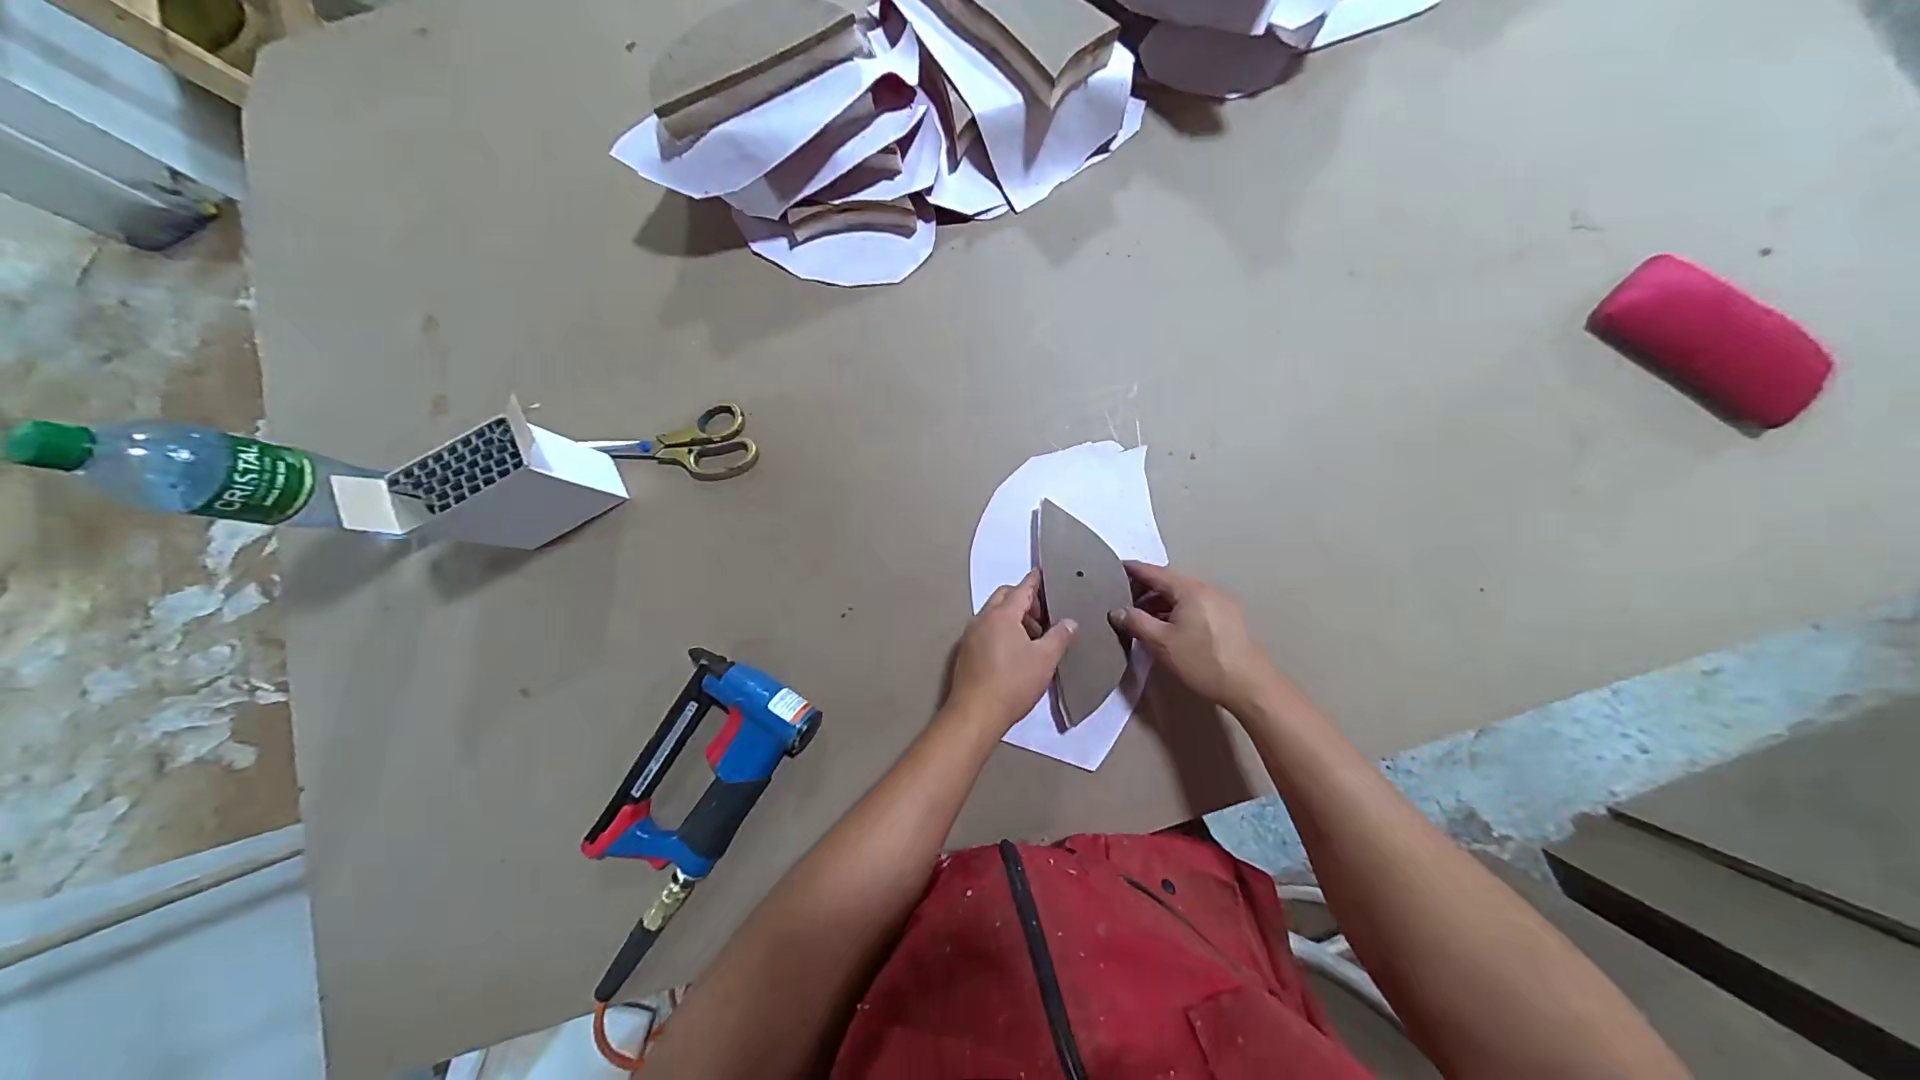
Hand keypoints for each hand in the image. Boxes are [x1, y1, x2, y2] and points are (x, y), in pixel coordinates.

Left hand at [945, 570, 1076, 731]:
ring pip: (994, 615)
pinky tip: (1015, 653)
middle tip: (1044, 616)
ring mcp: (971, 636)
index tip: (1043, 575)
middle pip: (1004, 598)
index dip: (1035, 581)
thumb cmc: (1012, 683)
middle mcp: (982, 620)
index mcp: (1002, 616)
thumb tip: (1069, 622)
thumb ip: (1059, 637)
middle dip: (1025, 601)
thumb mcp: (1045, 659)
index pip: (1021, 589)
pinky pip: (986, 631)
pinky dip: (1001, 632)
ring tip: (1033, 638)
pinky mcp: (966, 653)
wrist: (975, 713)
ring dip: (1013, 618)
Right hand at [1109, 562, 1280, 712]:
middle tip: (1122, 598)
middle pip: (1170, 581)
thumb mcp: (1161, 643)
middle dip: (1145, 587)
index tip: (1113, 568)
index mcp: (1190, 589)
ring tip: (1141, 615)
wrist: (1249, 686)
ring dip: (1160, 600)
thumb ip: (1135, 622)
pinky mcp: (1228, 617)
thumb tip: (1116, 611)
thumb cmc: (1202, 662)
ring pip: (1183, 593)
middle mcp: (1207, 589)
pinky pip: (1195, 603)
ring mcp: (1221, 602)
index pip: (1154, 572)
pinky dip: (1176, 608)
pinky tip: (1166, 625)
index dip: (1132, 570)